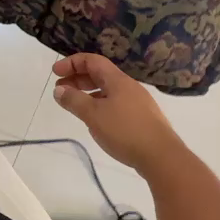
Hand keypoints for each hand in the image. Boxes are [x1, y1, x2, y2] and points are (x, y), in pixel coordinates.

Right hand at [51, 53, 188, 177]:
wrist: (164, 158)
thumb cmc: (125, 131)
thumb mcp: (93, 114)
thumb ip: (73, 100)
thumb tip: (59, 90)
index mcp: (117, 80)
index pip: (92, 61)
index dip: (71, 63)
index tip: (55, 73)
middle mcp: (129, 87)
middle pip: (100, 74)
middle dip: (77, 79)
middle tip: (61, 89)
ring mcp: (138, 104)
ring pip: (108, 91)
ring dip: (88, 93)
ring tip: (75, 106)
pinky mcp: (143, 119)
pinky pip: (116, 104)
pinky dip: (100, 105)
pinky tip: (96, 121)